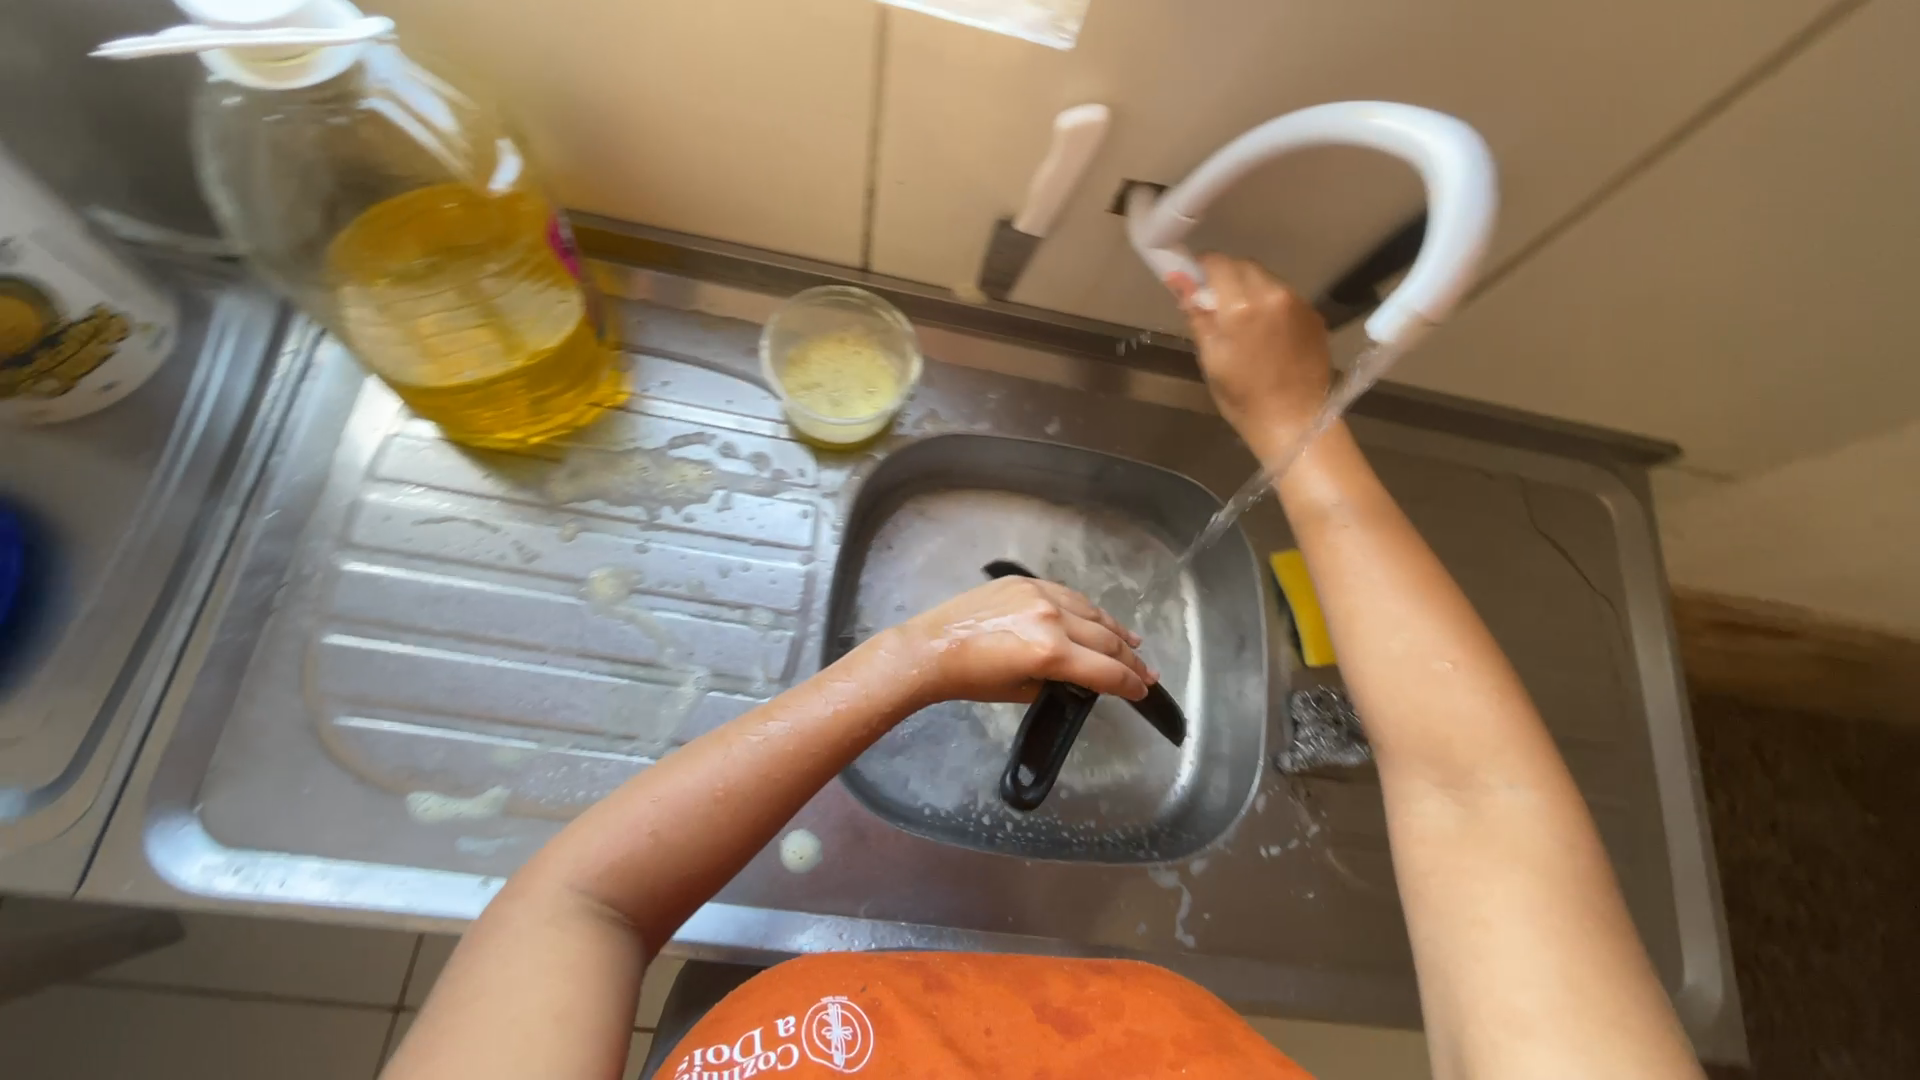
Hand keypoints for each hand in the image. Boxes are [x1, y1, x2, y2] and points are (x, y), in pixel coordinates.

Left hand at [886, 577, 1155, 707]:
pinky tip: (1099, 618)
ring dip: (1115, 631)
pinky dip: (1088, 610)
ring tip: (1134, 644)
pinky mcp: (1025, 582)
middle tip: (1146, 673)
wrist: (932, 648)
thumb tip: (1081, 678)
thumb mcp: (1022, 692)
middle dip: (1129, 660)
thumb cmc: (971, 680)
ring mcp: (1039, 595)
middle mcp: (1051, 619)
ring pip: (1092, 613)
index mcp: (1050, 653)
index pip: (1104, 671)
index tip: (1142, 691)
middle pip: (1105, 640)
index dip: (1129, 684)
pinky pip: (1068, 596)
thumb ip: (1059, 682)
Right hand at [1171, 255, 1332, 462]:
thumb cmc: (1241, 396)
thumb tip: (1178, 279)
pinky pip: (1285, 296)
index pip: (1217, 263)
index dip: (1202, 270)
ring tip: (1245, 325)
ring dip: (1250, 290)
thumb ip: (1197, 313)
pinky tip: (1268, 335)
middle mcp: (1273, 294)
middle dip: (1227, 279)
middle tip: (1217, 309)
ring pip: (1266, 279)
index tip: (1195, 286)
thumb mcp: (1210, 356)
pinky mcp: (1314, 314)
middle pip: (1243, 266)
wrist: (1292, 420)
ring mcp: (1298, 302)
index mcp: (1241, 307)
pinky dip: (1271, 305)